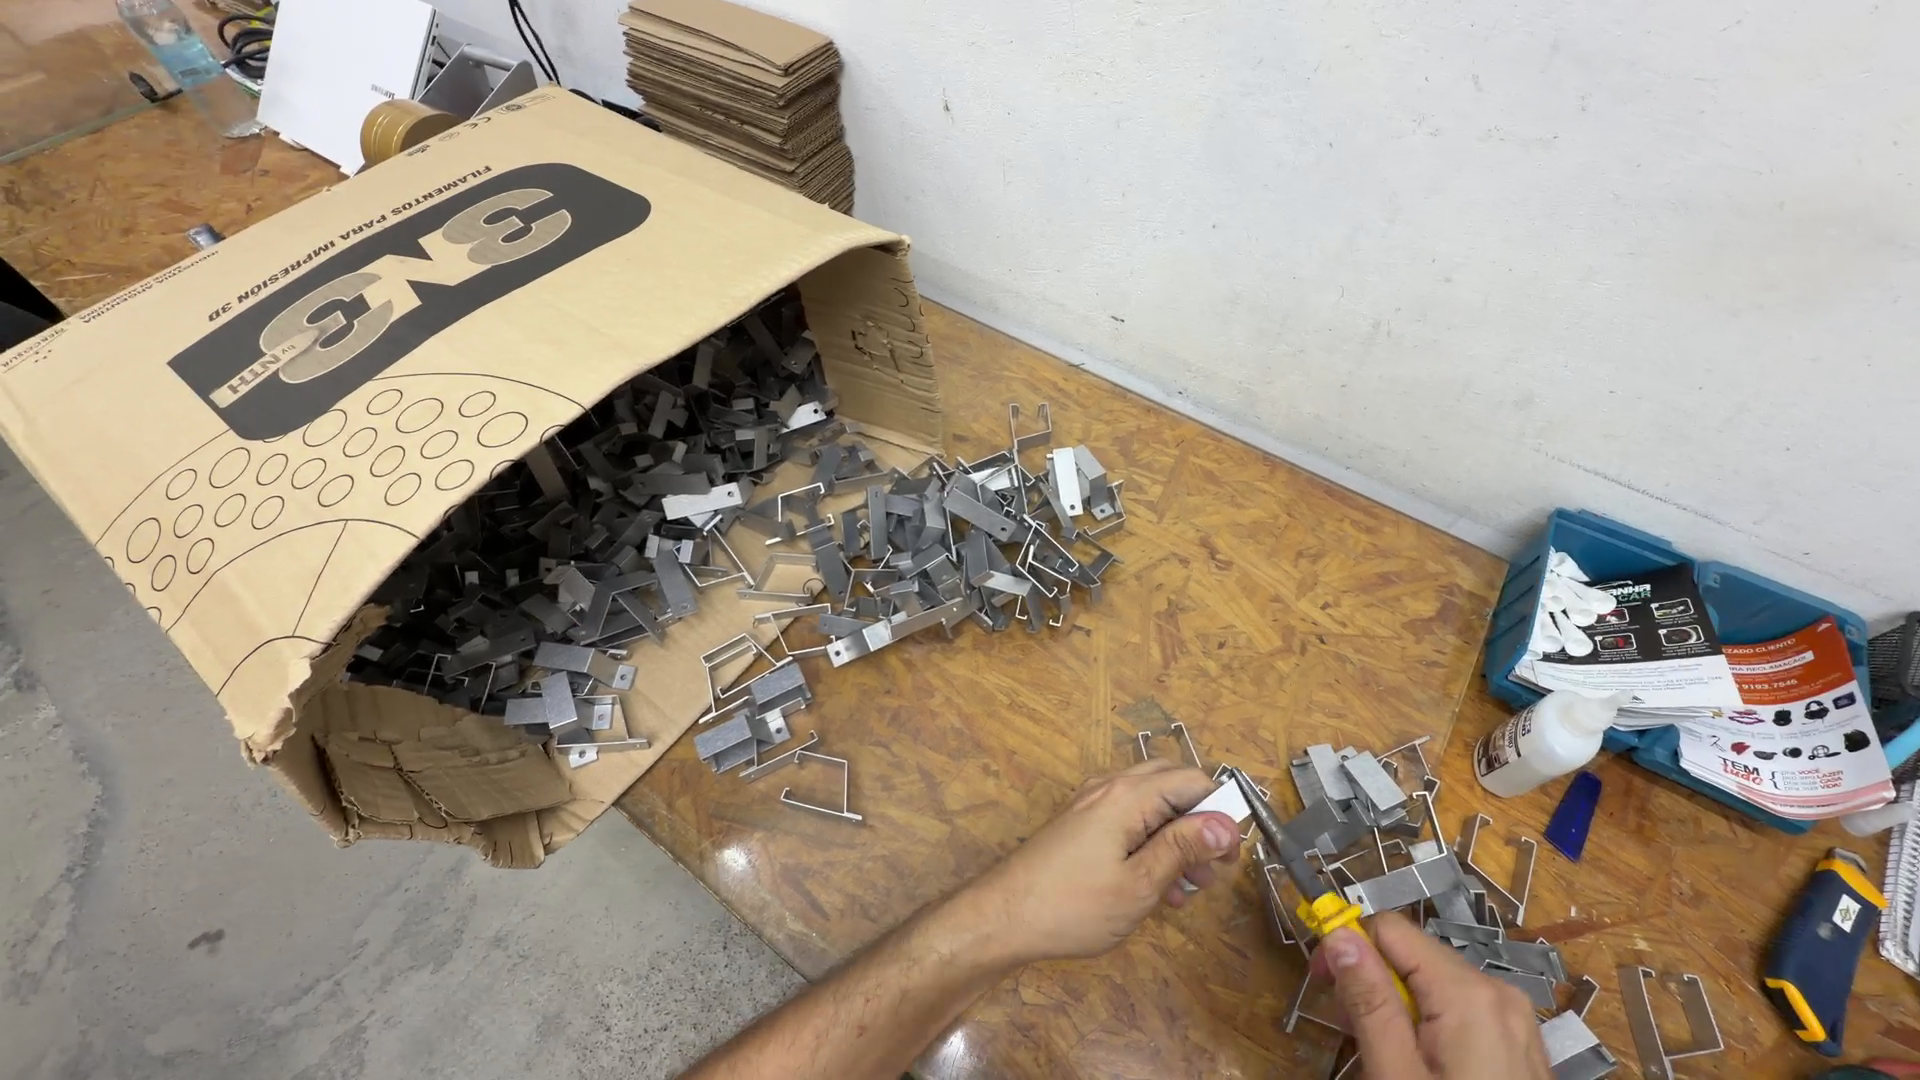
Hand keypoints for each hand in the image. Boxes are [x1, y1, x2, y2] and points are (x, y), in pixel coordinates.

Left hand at [955, 760, 1241, 965]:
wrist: (1004, 916)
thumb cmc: (1074, 905)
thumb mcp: (1140, 883)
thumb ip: (1184, 848)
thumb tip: (1228, 823)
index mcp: (1128, 795)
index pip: (1193, 780)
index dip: (1221, 812)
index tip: (1230, 856)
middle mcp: (1111, 787)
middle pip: (1174, 787)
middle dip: (1200, 825)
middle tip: (1210, 873)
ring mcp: (1093, 803)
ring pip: (1153, 806)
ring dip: (1178, 840)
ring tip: (1186, 890)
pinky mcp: (1083, 824)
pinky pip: (1130, 821)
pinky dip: (1151, 845)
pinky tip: (1158, 889)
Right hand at [1316, 913, 1551, 1078]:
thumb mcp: (1396, 1076)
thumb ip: (1368, 1000)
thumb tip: (1338, 933)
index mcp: (1467, 992)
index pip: (1389, 929)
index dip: (1346, 946)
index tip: (1322, 983)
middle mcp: (1497, 992)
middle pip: (1410, 952)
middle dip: (1371, 979)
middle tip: (1350, 1030)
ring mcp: (1515, 1020)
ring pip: (1431, 980)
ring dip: (1395, 1003)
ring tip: (1383, 1054)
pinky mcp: (1519, 1044)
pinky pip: (1458, 1008)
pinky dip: (1427, 1023)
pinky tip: (1420, 1065)